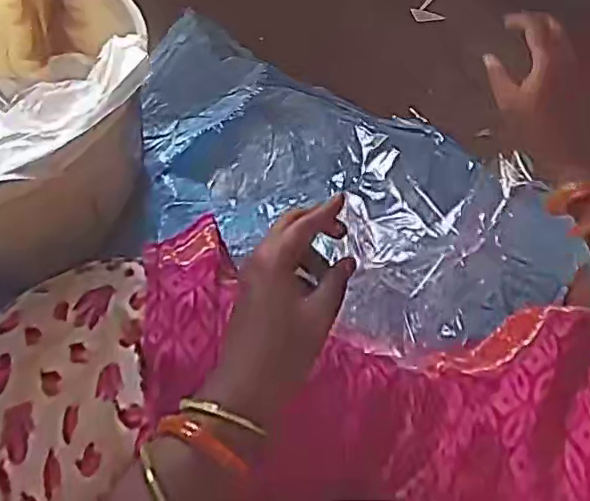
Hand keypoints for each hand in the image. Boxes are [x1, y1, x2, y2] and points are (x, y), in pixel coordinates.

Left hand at [199, 195, 355, 427]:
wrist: (243, 391)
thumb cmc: (285, 352)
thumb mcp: (319, 314)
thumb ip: (335, 280)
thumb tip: (346, 261)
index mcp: (276, 258)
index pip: (305, 224)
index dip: (327, 211)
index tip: (344, 198)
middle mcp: (260, 257)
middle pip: (289, 225)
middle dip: (316, 223)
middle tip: (342, 233)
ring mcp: (252, 271)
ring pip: (283, 243)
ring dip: (308, 248)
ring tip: (330, 274)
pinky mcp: (251, 286)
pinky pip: (276, 260)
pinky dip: (296, 261)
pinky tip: (312, 285)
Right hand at [483, 13, 589, 183]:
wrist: (575, 158)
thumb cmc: (539, 132)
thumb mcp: (510, 104)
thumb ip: (498, 76)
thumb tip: (489, 57)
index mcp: (548, 60)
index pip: (536, 26)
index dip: (520, 19)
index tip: (504, 23)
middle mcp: (567, 59)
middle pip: (555, 26)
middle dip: (536, 20)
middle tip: (516, 25)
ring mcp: (577, 71)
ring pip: (563, 39)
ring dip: (545, 33)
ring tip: (525, 40)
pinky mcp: (582, 82)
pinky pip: (566, 52)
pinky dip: (552, 46)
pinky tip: (539, 59)